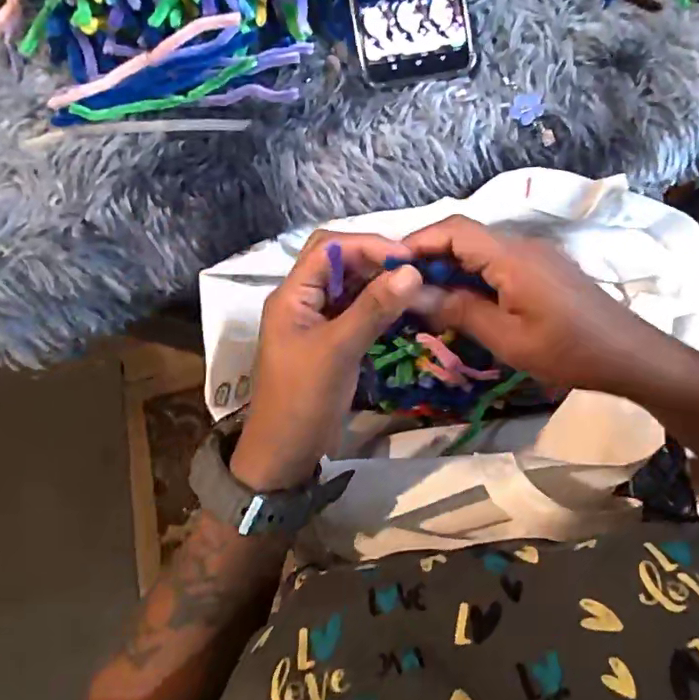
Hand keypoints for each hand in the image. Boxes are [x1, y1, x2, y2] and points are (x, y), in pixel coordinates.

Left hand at [234, 232, 437, 491]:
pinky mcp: (330, 340)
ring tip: (414, 284)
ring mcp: (316, 320)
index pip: (330, 248)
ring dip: (378, 280)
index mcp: (292, 294)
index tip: (408, 258)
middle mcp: (302, 300)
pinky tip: (402, 307)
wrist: (284, 454)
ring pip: (349, 285)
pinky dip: (378, 304)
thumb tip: (411, 271)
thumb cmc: (303, 399)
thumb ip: (373, 308)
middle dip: (374, 259)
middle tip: (413, 269)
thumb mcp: (338, 350)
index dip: (368, 245)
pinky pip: (355, 309)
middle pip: (338, 261)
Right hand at [401, 217, 690, 398]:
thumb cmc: (568, 350)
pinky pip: (498, 262)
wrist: (630, 356)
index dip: (416, 242)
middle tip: (402, 287)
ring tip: (426, 298)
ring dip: (451, 268)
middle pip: (464, 236)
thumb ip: (458, 310)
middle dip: (429, 257)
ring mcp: (536, 255)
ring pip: (480, 249)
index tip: (389, 266)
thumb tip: (414, 294)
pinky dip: (473, 276)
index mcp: (511, 256)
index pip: (452, 229)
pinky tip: (463, 301)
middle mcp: (522, 244)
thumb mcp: (507, 337)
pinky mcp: (544, 269)